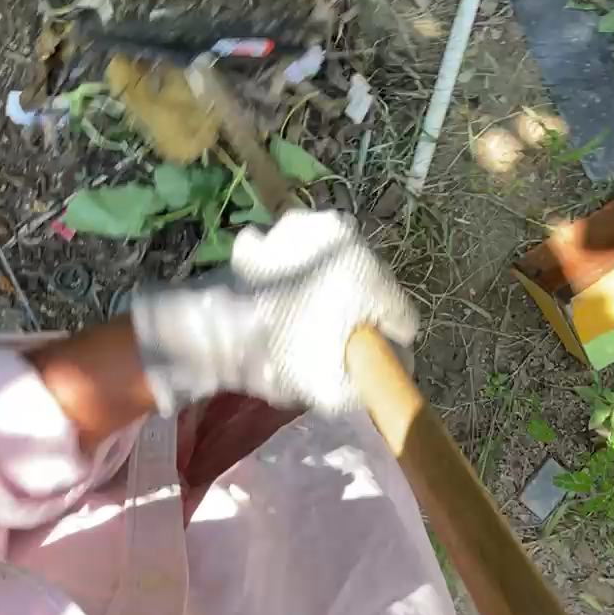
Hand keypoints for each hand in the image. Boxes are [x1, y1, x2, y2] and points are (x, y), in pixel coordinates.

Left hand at [128, 210, 418, 412]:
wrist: (213, 330)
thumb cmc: (281, 358)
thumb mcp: (337, 390)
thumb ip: (377, 378)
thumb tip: (394, 361)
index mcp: (368, 272)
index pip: (400, 317)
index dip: (383, 342)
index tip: (357, 355)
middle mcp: (344, 234)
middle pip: (370, 285)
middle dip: (356, 308)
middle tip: (325, 335)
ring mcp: (305, 225)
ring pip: (337, 264)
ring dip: (328, 285)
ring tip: (298, 314)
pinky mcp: (275, 227)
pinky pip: (298, 252)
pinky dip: (294, 270)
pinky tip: (276, 294)